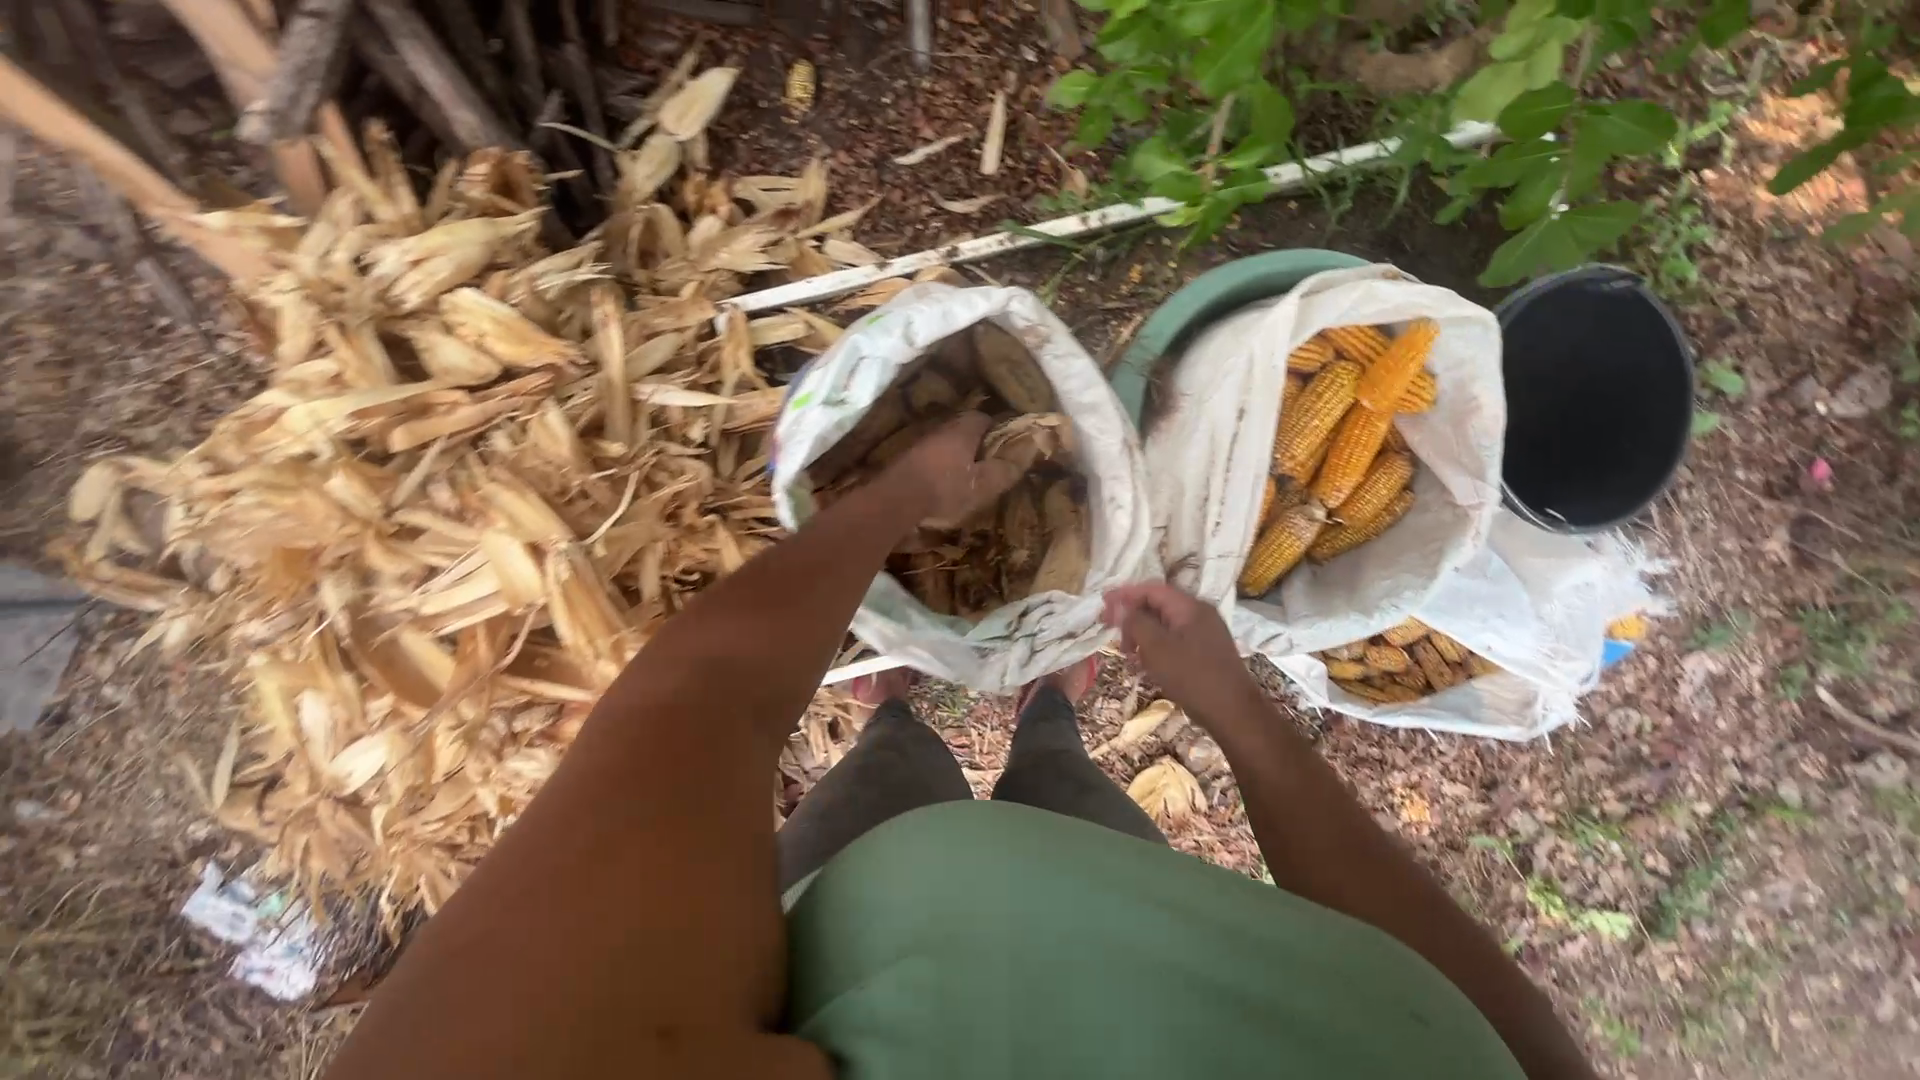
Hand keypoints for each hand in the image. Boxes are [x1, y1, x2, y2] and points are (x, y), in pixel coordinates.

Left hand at [882, 411, 1022, 527]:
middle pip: (964, 430)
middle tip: (987, 464)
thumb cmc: (944, 488)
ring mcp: (921, 442)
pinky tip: (943, 483)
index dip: (997, 431)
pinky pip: (931, 457)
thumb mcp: (982, 485)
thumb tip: (1023, 457)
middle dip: (976, 444)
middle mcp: (941, 428)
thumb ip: (1004, 470)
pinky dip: (940, 466)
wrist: (896, 499)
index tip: (1005, 448)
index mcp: (963, 429)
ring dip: (956, 456)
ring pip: (946, 443)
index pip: (984, 418)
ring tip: (966, 476)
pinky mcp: (907, 458)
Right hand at [1102, 582, 1260, 725]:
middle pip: (1158, 606)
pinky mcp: (1206, 653)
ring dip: (1143, 637)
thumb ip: (1135, 622)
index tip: (1102, 605)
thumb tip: (1119, 606)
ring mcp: (1205, 634)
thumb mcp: (1156, 647)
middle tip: (1115, 637)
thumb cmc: (1192, 676)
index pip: (1151, 589)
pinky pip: (1174, 642)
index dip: (1124, 595)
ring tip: (1129, 657)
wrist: (1233, 713)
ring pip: (1165, 626)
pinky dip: (1156, 649)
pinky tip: (1147, 667)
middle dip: (1133, 619)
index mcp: (1189, 607)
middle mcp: (1200, 615)